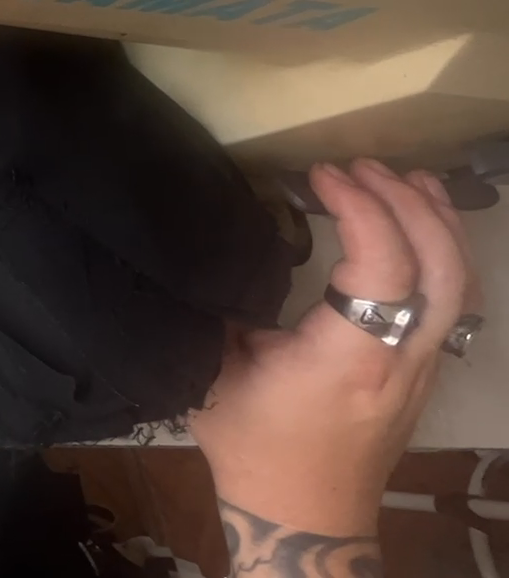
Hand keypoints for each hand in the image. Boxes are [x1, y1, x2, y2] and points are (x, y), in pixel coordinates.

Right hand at [190, 159, 478, 545]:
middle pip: (443, 273)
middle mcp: (403, 359)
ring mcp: (425, 366)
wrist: (303, 505)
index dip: (361, 213)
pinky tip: (416, 231)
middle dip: (411, 208)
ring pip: (461, 286)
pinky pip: (451, 300)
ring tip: (404, 177)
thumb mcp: (216, 367)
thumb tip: (209, 254)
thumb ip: (225, 309)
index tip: (320, 174)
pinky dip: (439, 253)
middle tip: (360, 165)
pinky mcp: (423, 368)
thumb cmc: (250, 437)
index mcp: (347, 357)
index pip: (383, 273)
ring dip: (436, 226)